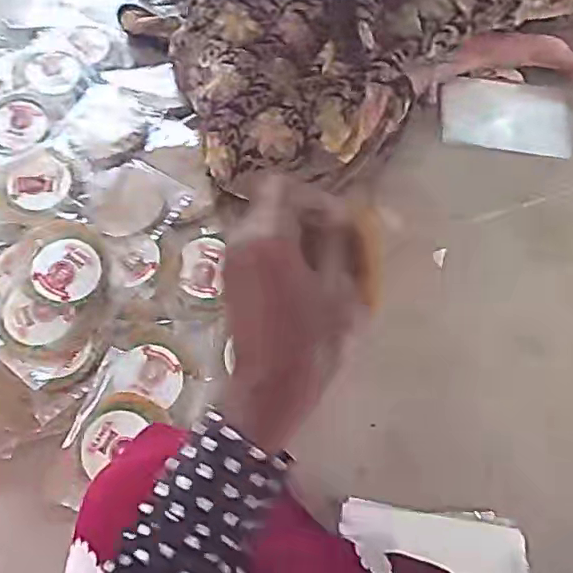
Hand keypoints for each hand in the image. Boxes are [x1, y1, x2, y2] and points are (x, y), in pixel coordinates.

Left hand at [220, 177, 367, 450]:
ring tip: (327, 264)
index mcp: (266, 235)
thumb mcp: (336, 288)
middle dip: (310, 217)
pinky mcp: (231, 276)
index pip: (281, 185)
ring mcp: (231, 258)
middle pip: (274, 204)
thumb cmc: (309, 341)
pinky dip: (283, 251)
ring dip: (298, 235)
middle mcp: (241, 238)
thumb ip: (338, 241)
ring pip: (267, 225)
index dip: (313, 196)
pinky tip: (306, 279)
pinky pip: (259, 246)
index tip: (339, 221)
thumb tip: (342, 211)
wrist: (268, 386)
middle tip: (340, 242)